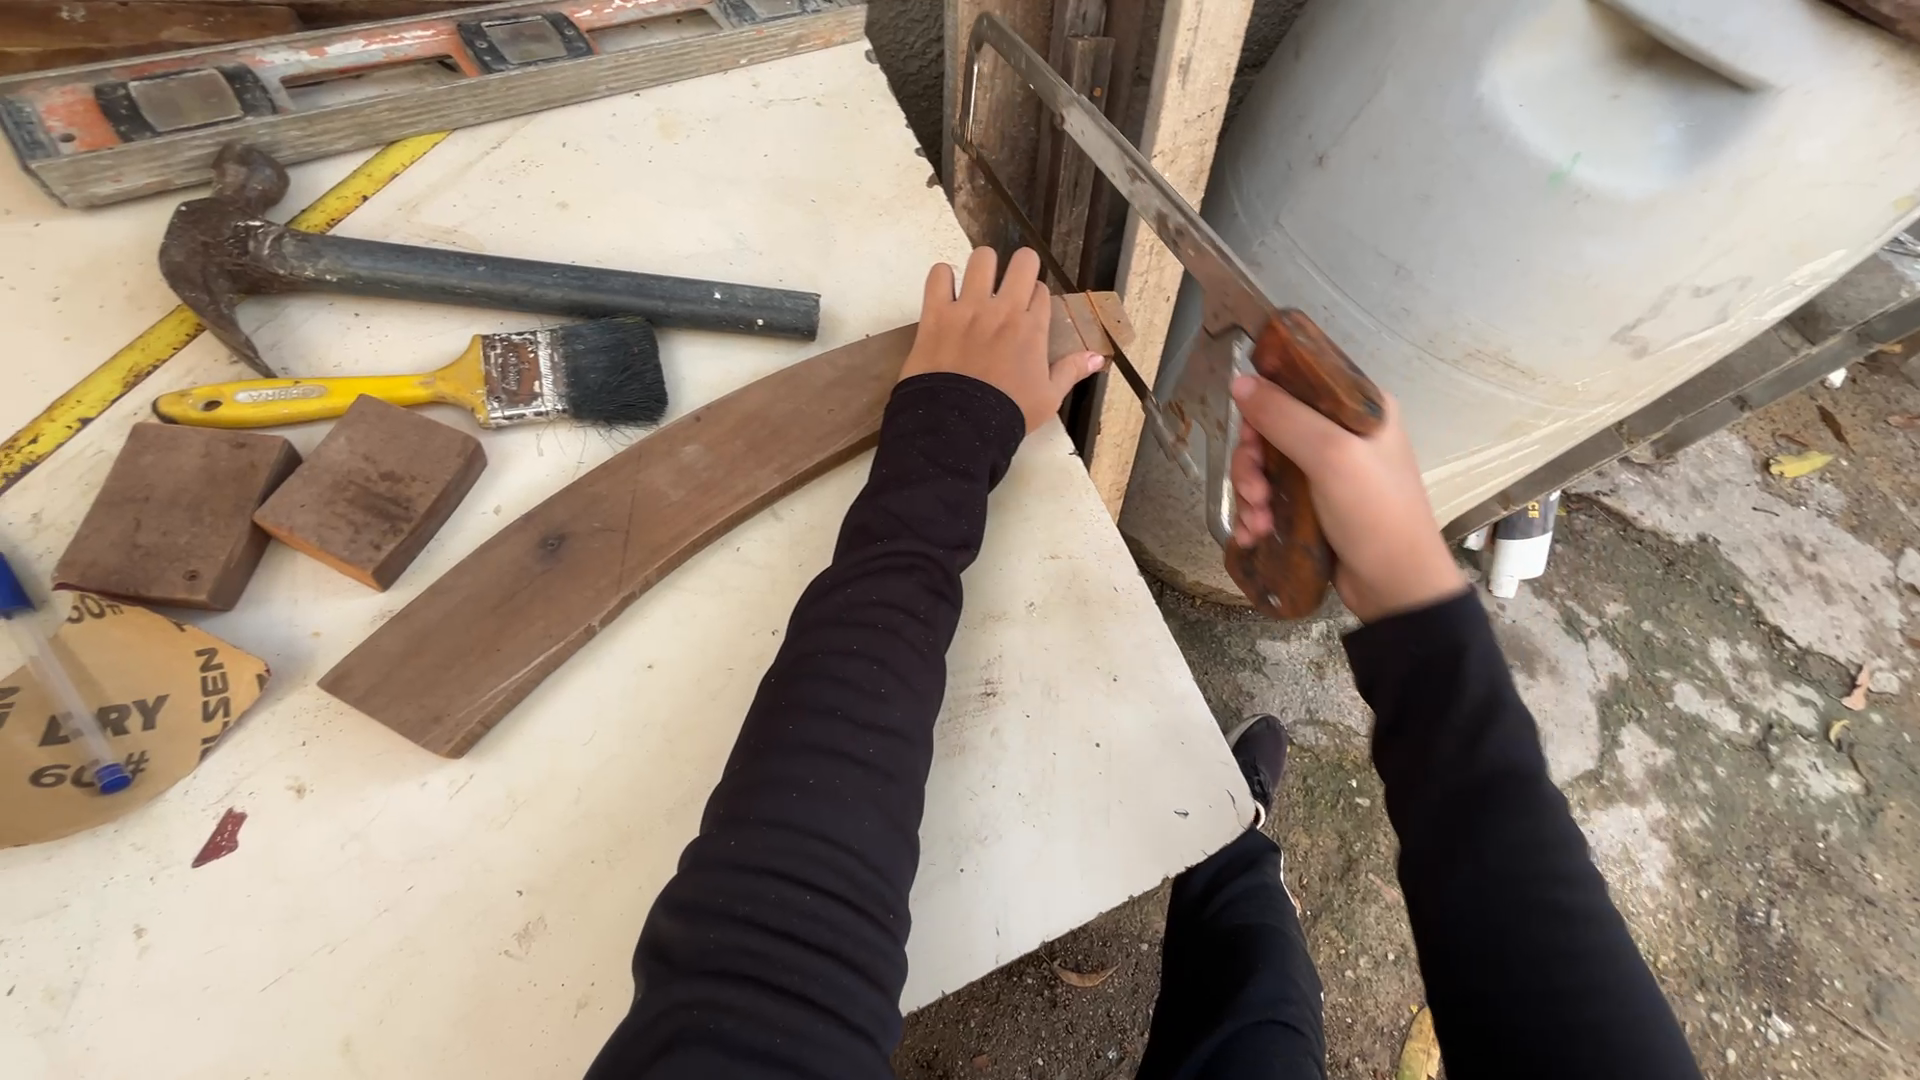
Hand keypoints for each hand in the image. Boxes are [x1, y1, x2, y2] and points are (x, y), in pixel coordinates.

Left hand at [899, 247, 1104, 432]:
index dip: (1035, 298)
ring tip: (977, 284)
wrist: (960, 425)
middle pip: (1022, 262)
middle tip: (1010, 284)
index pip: (1041, 291)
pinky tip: (946, 291)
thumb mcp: (1048, 398)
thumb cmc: (1009, 414)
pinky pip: (938, 275)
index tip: (1028, 312)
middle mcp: (1003, 310)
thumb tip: (1097, 357)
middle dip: (1020, 268)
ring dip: (982, 268)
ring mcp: (968, 308)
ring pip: (981, 259)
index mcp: (1032, 328)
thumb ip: (1071, 371)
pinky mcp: (936, 314)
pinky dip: (942, 278)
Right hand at [1230, 375, 1464, 622]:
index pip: (1299, 383)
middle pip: (1271, 429)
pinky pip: (1269, 494)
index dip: (1266, 403)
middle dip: (1251, 462)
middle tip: (1252, 490)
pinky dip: (1255, 512)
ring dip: (1249, 492)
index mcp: (1358, 408)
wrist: (1394, 585)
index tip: (1249, 433)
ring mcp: (1325, 471)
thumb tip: (1238, 380)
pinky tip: (1253, 532)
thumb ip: (1283, 416)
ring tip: (1255, 521)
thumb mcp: (1330, 455)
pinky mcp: (1311, 503)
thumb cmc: (1374, 512)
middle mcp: (1341, 433)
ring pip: (1264, 465)